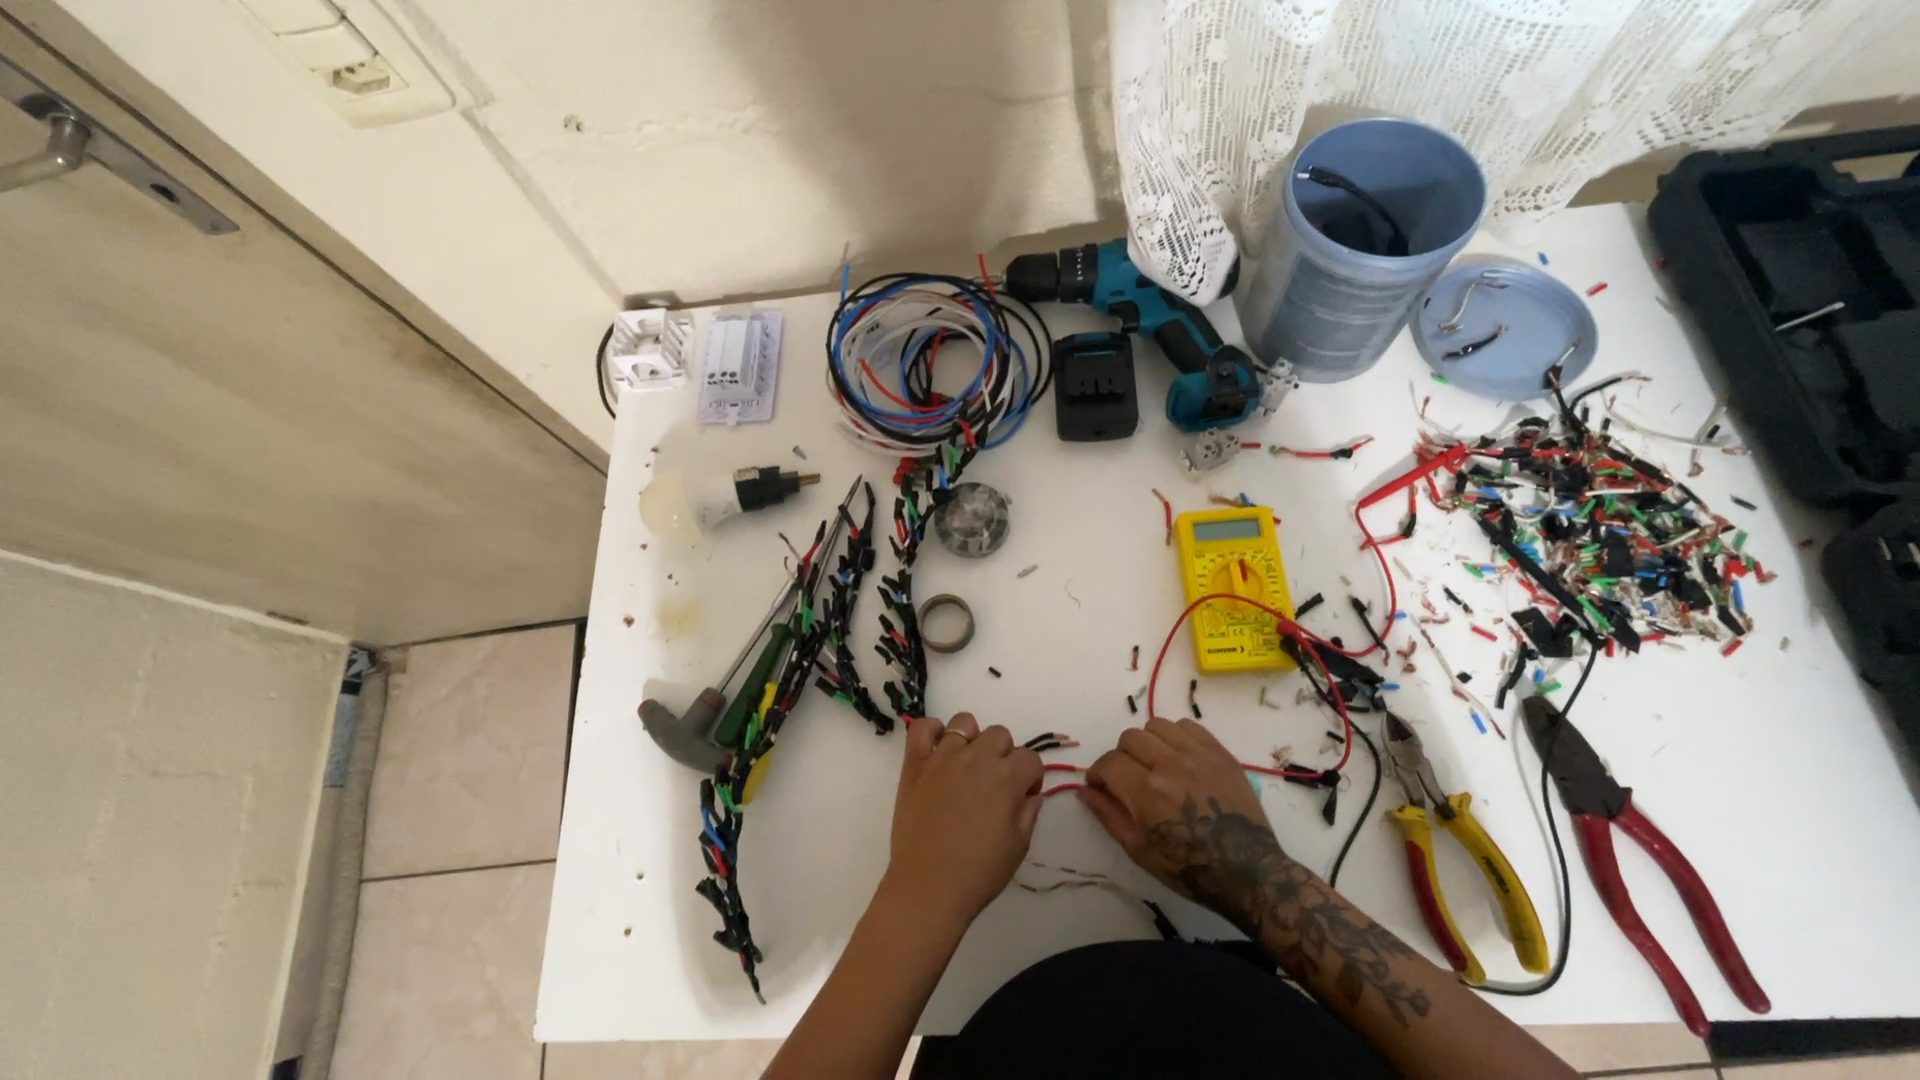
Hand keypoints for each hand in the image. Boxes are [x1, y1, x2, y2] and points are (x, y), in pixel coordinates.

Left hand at [883, 713, 1044, 930]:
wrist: (928, 886)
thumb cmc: (978, 872)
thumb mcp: (1019, 846)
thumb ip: (1029, 812)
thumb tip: (1029, 794)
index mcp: (1006, 778)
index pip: (1030, 758)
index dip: (1031, 777)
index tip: (1023, 797)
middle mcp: (976, 759)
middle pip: (1000, 735)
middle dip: (1004, 756)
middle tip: (994, 785)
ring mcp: (942, 758)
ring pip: (965, 723)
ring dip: (972, 740)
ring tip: (966, 767)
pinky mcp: (915, 764)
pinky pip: (922, 728)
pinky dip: (932, 731)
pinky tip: (938, 751)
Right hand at [1080, 716, 1291, 933]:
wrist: (1247, 871)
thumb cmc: (1188, 868)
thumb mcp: (1139, 850)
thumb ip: (1108, 815)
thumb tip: (1085, 790)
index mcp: (1147, 791)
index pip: (1109, 762)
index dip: (1098, 774)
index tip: (1101, 786)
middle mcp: (1170, 764)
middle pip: (1130, 737)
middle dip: (1120, 757)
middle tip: (1128, 778)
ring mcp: (1199, 755)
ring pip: (1157, 726)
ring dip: (1148, 742)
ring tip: (1154, 763)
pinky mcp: (1220, 754)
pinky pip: (1188, 726)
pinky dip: (1176, 736)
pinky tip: (1178, 757)